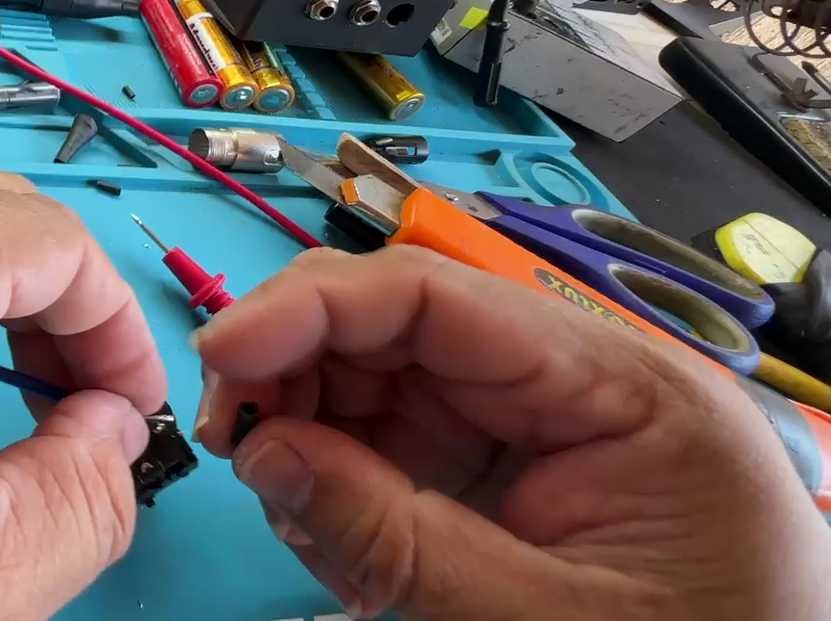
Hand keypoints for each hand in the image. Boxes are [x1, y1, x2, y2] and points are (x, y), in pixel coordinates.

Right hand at [192, 245, 830, 620]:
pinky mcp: (480, 454)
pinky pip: (371, 432)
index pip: (423, 292)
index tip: (216, 351)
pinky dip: (325, 472)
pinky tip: (330, 536)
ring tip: (295, 517)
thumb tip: (257, 455)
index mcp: (613, 382)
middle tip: (231, 440)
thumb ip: (392, 537)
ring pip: (357, 375)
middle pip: (375, 324)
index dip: (302, 308)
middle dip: (286, 371)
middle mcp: (551, 374)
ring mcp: (510, 414)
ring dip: (298, 430)